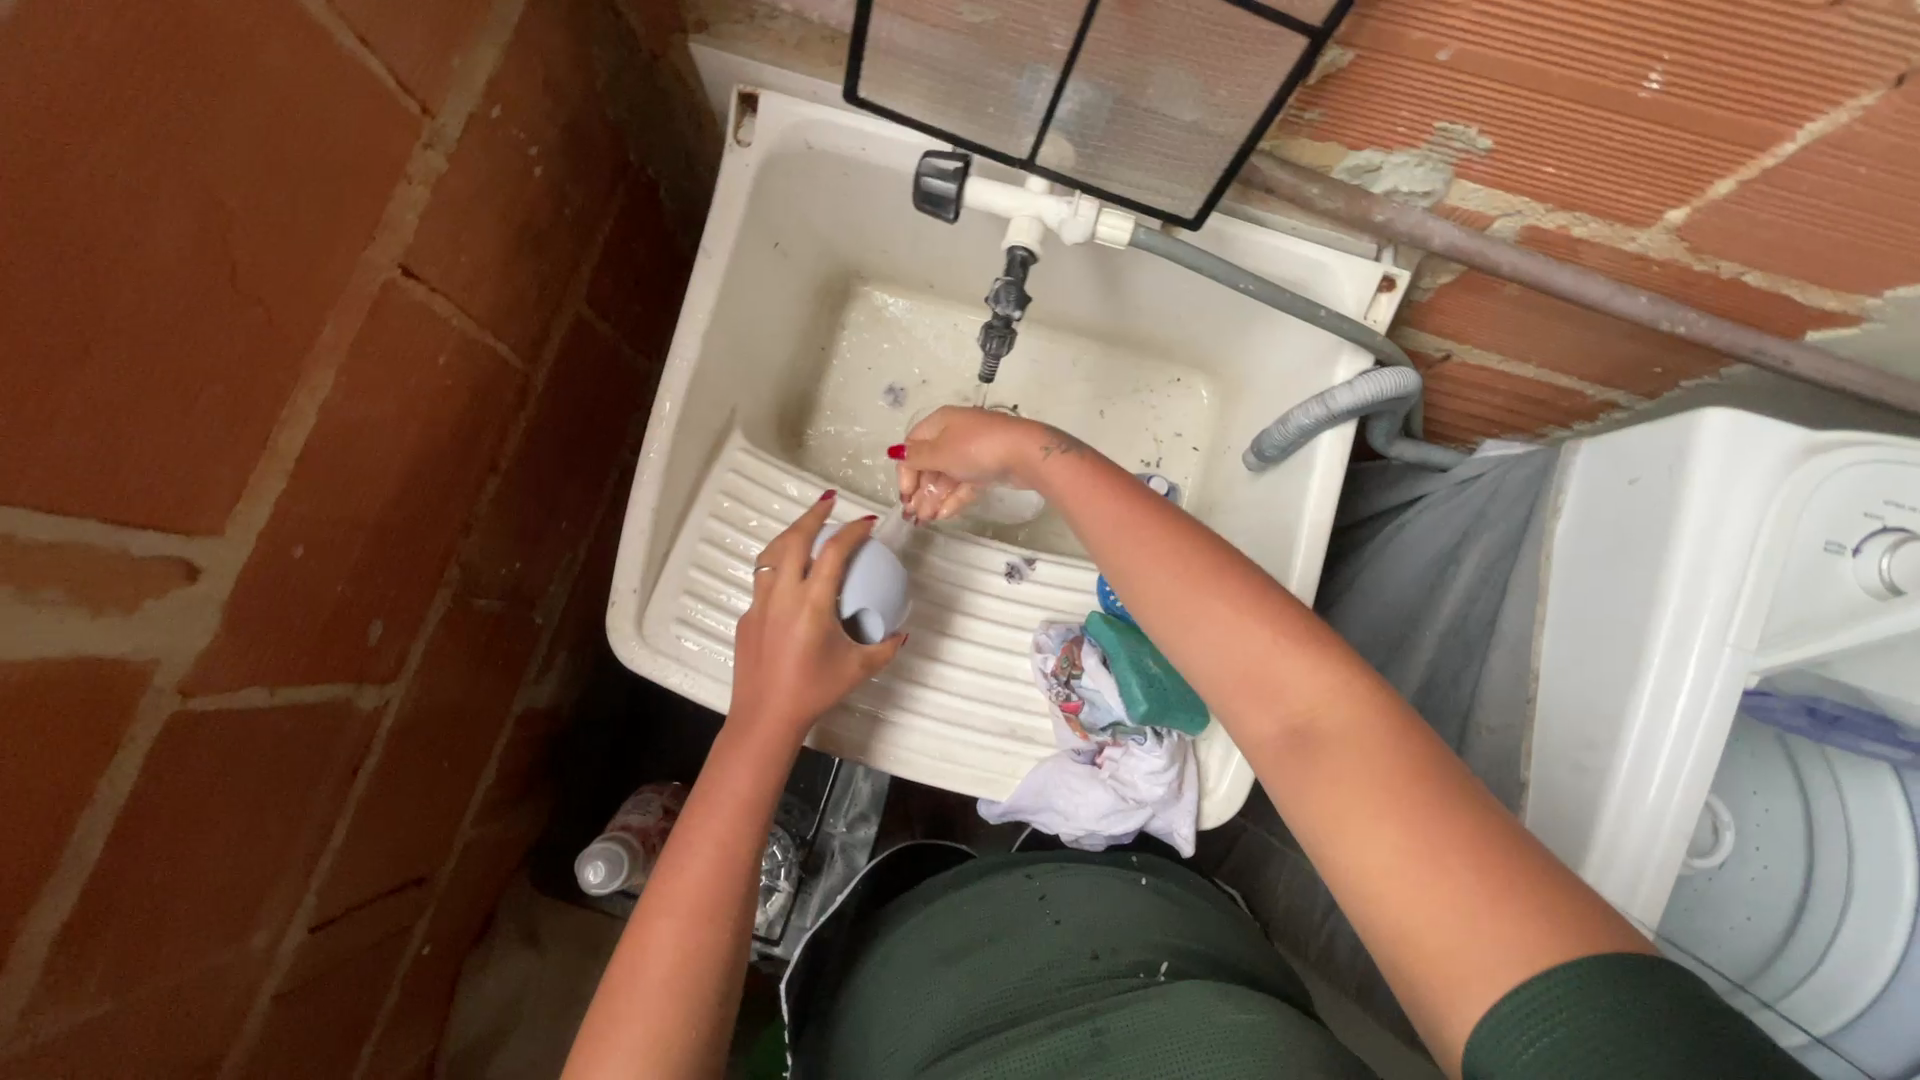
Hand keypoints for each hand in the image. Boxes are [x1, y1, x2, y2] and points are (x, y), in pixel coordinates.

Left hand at [728, 491, 905, 745]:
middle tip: (830, 502)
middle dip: (813, 516)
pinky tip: (791, 575)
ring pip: (771, 555)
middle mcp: (783, 595)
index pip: (834, 552)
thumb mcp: (859, 669)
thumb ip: (886, 648)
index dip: (852, 531)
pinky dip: (779, 566)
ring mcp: (760, 604)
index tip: (867, 522)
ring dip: (790, 534)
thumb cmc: (814, 692)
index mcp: (812, 603)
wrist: (765, 716)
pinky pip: (763, 581)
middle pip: (794, 539)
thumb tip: (903, 632)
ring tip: (806, 527)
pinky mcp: (747, 617)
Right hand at [894, 406, 1083, 521]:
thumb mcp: (940, 452)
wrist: (1025, 454)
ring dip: (934, 498)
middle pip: (930, 463)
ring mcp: (973, 452)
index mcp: (941, 423)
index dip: (906, 470)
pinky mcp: (988, 469)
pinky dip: (954, 498)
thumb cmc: (976, 448)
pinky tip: (943, 515)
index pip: (914, 445)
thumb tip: (896, 452)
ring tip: (926, 520)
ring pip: (947, 476)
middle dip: (920, 489)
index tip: (905, 494)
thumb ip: (916, 456)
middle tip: (913, 514)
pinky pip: (965, 484)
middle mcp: (955, 434)